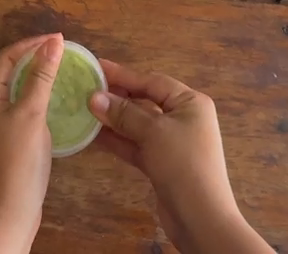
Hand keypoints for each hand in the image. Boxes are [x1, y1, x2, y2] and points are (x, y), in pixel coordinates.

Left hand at [0, 34, 64, 253]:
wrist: (10, 210)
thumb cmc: (19, 158)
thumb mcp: (32, 112)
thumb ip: (41, 76)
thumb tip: (52, 42)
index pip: (5, 57)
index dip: (30, 44)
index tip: (56, 39)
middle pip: (0, 68)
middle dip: (24, 53)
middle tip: (50, 47)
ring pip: (6, 85)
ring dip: (26, 71)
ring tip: (49, 64)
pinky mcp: (2, 137)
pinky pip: (13, 101)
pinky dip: (27, 89)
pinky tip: (43, 94)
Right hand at [89, 60, 273, 253]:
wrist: (202, 221)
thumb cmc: (183, 164)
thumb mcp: (153, 133)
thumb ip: (124, 114)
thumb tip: (94, 97)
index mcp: (190, 102)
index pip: (152, 82)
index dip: (124, 75)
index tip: (97, 67)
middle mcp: (183, 118)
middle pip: (145, 101)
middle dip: (117, 98)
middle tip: (87, 90)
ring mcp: (173, 142)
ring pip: (139, 125)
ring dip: (114, 120)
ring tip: (85, 111)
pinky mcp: (163, 164)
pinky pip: (137, 145)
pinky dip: (119, 140)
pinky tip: (95, 136)